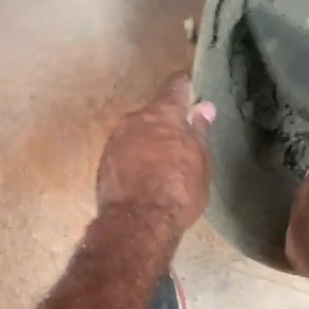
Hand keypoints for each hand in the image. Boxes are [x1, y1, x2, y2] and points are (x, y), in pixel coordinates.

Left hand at [96, 75, 215, 232]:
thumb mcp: (200, 161)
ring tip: (162, 165)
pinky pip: (125, 152)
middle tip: (181, 141)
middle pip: (154, 113)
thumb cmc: (178, 189)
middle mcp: (135, 119)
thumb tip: (204, 107)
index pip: (176, 86)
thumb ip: (199, 131)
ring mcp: (115, 140)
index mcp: (163, 113)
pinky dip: (135, 159)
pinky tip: (145, 178)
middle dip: (167, 123)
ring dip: (149, 142)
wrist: (138, 223)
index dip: (186, 86)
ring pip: (137, 133)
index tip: (192, 87)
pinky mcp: (103, 162)